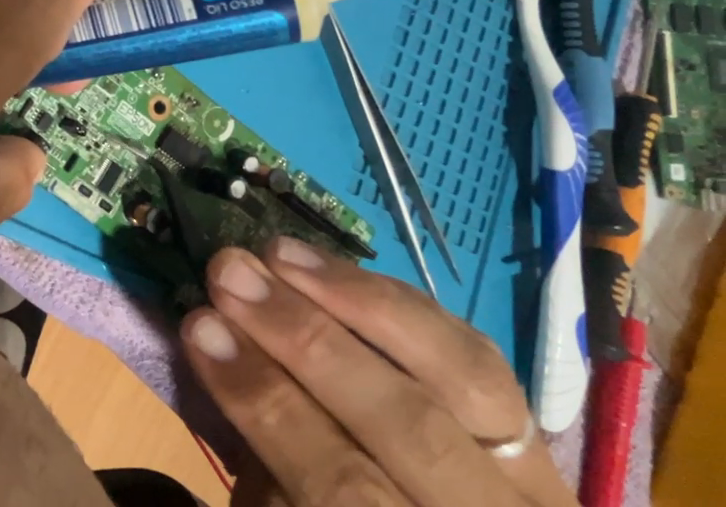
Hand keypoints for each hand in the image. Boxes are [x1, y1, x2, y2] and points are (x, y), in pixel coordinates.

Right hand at [182, 239, 575, 506]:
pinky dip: (395, 301)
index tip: (200, 326)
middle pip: (409, 425)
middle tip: (229, 272)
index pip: (344, 485)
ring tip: (277, 253)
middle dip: (304, 337)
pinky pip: (475, 354)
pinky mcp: (536, 437)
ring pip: (464, 377)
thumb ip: (261, 457)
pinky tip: (329, 267)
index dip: (266, 400)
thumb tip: (225, 348)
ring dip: (356, 300)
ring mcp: (535, 485)